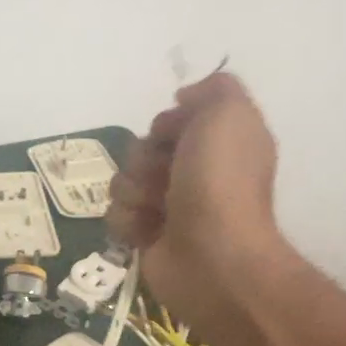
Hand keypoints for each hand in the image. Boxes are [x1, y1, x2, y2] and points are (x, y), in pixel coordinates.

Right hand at [108, 73, 287, 328]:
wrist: (213, 256)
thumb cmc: (221, 182)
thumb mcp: (230, 113)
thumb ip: (214, 88)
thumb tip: (184, 98)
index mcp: (219, 143)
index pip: (171, 119)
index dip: (167, 123)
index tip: (174, 135)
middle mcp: (195, 173)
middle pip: (141, 148)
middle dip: (145, 160)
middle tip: (166, 177)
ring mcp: (169, 207)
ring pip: (122, 181)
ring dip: (135, 192)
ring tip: (159, 210)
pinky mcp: (146, 236)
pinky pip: (115, 215)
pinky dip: (129, 222)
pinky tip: (150, 233)